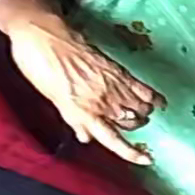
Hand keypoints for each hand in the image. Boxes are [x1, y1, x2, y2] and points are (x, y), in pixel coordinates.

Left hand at [0, 0, 164, 164]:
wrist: (43, 34)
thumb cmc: (38, 65)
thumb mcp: (50, 96)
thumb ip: (73, 117)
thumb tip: (86, 136)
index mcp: (83, 111)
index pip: (113, 140)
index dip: (130, 153)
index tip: (146, 160)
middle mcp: (104, 103)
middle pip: (132, 125)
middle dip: (131, 127)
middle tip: (123, 122)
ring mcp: (116, 88)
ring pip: (143, 111)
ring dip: (142, 114)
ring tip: (136, 111)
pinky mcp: (123, 74)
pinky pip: (148, 92)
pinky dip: (155, 100)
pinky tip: (156, 103)